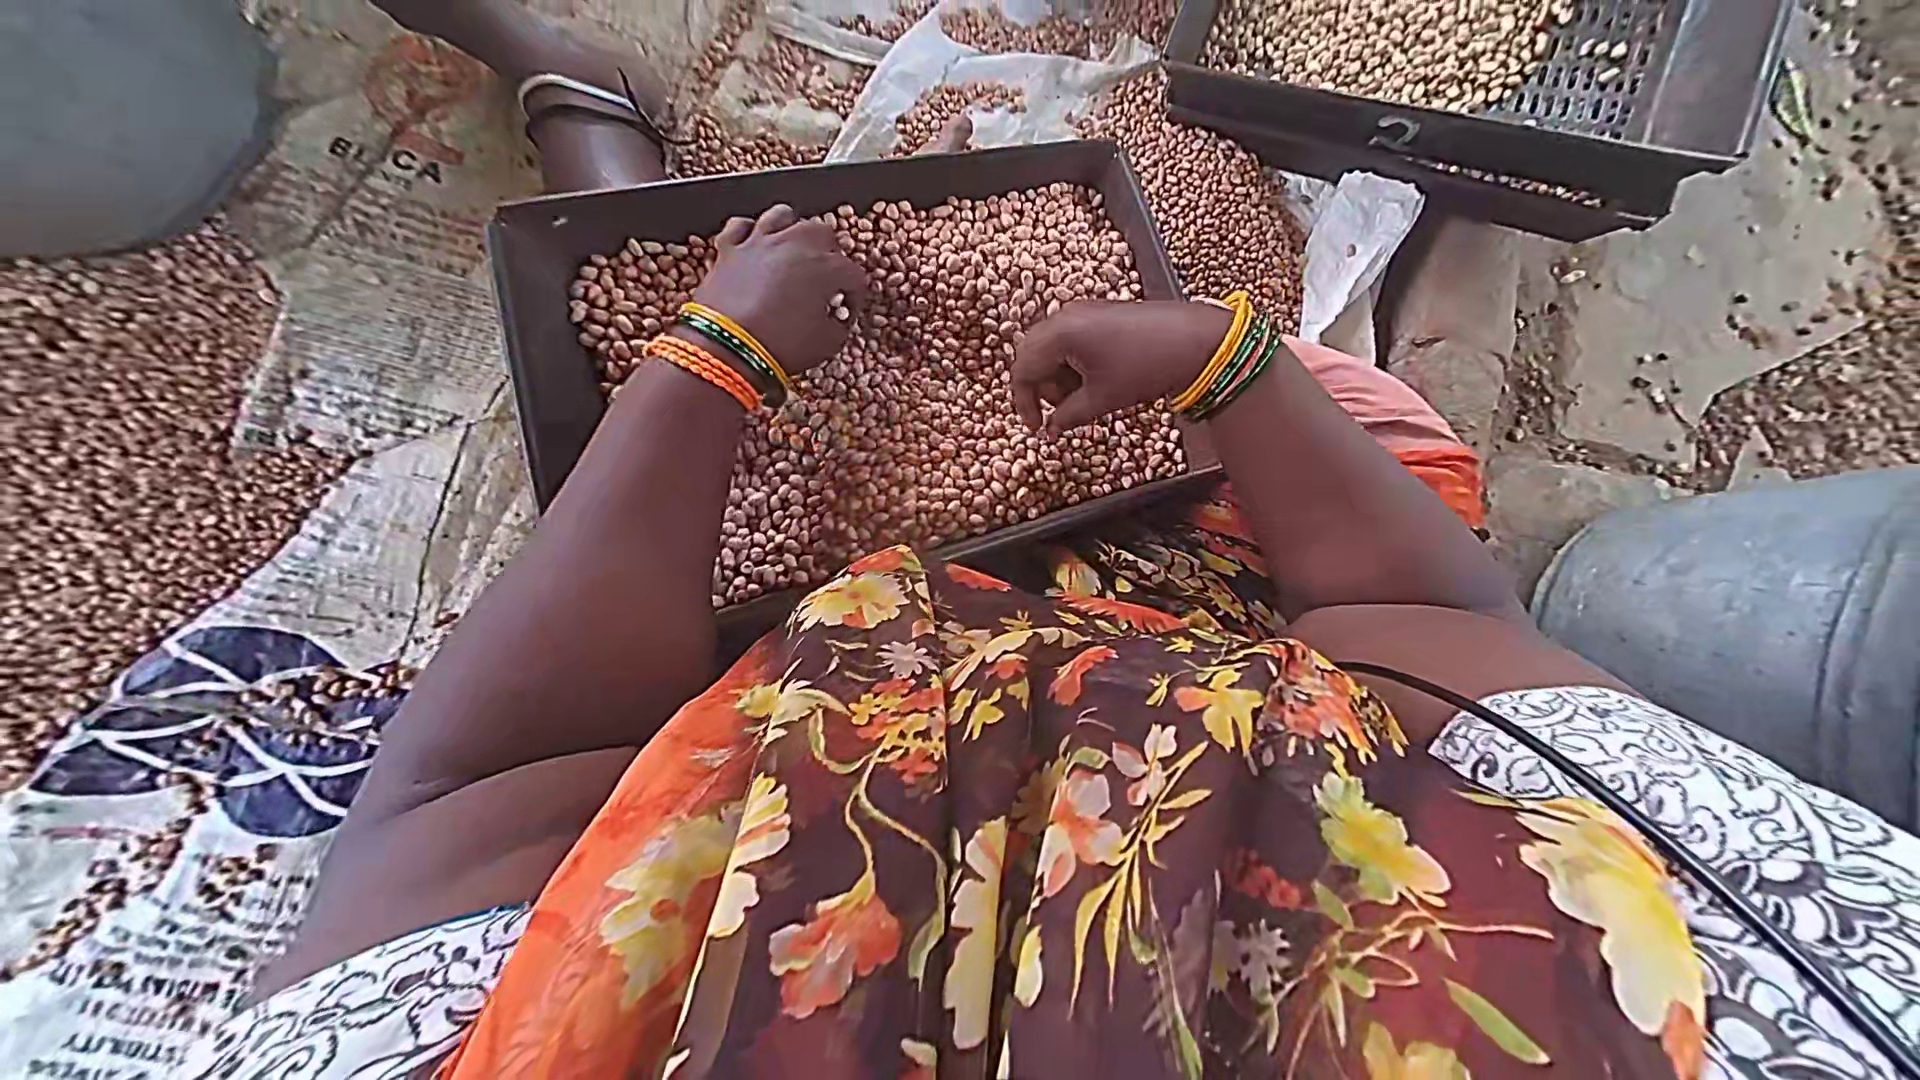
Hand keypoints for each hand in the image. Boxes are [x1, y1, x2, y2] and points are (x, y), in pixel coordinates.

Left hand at [689, 204, 866, 376]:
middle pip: (823, 234)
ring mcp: (759, 242)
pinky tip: (756, 246)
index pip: (852, 274)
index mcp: (824, 268)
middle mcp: (794, 245)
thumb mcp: (827, 344)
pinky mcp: (729, 249)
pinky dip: (751, 233)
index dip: (855, 294)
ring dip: (794, 230)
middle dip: (830, 254)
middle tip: (827, 278)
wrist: (729, 348)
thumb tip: (836, 318)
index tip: (848, 309)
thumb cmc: (781, 346)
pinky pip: (741, 226)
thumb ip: (839, 325)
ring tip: (796, 250)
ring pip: (783, 216)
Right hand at [1010, 300, 1233, 434]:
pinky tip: (1093, 380)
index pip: (1022, 369)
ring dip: (1057, 377)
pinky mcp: (1098, 313)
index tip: (1036, 426)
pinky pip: (1069, 340)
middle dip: (1041, 388)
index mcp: (1059, 333)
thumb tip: (1050, 429)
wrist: (1195, 342)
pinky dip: (1072, 364)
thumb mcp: (1101, 399)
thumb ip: (1067, 416)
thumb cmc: (1146, 368)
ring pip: (1050, 349)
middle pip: (1032, 356)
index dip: (1024, 402)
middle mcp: (1065, 315)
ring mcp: (1083, 311)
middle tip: (1059, 412)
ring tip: (1082, 397)